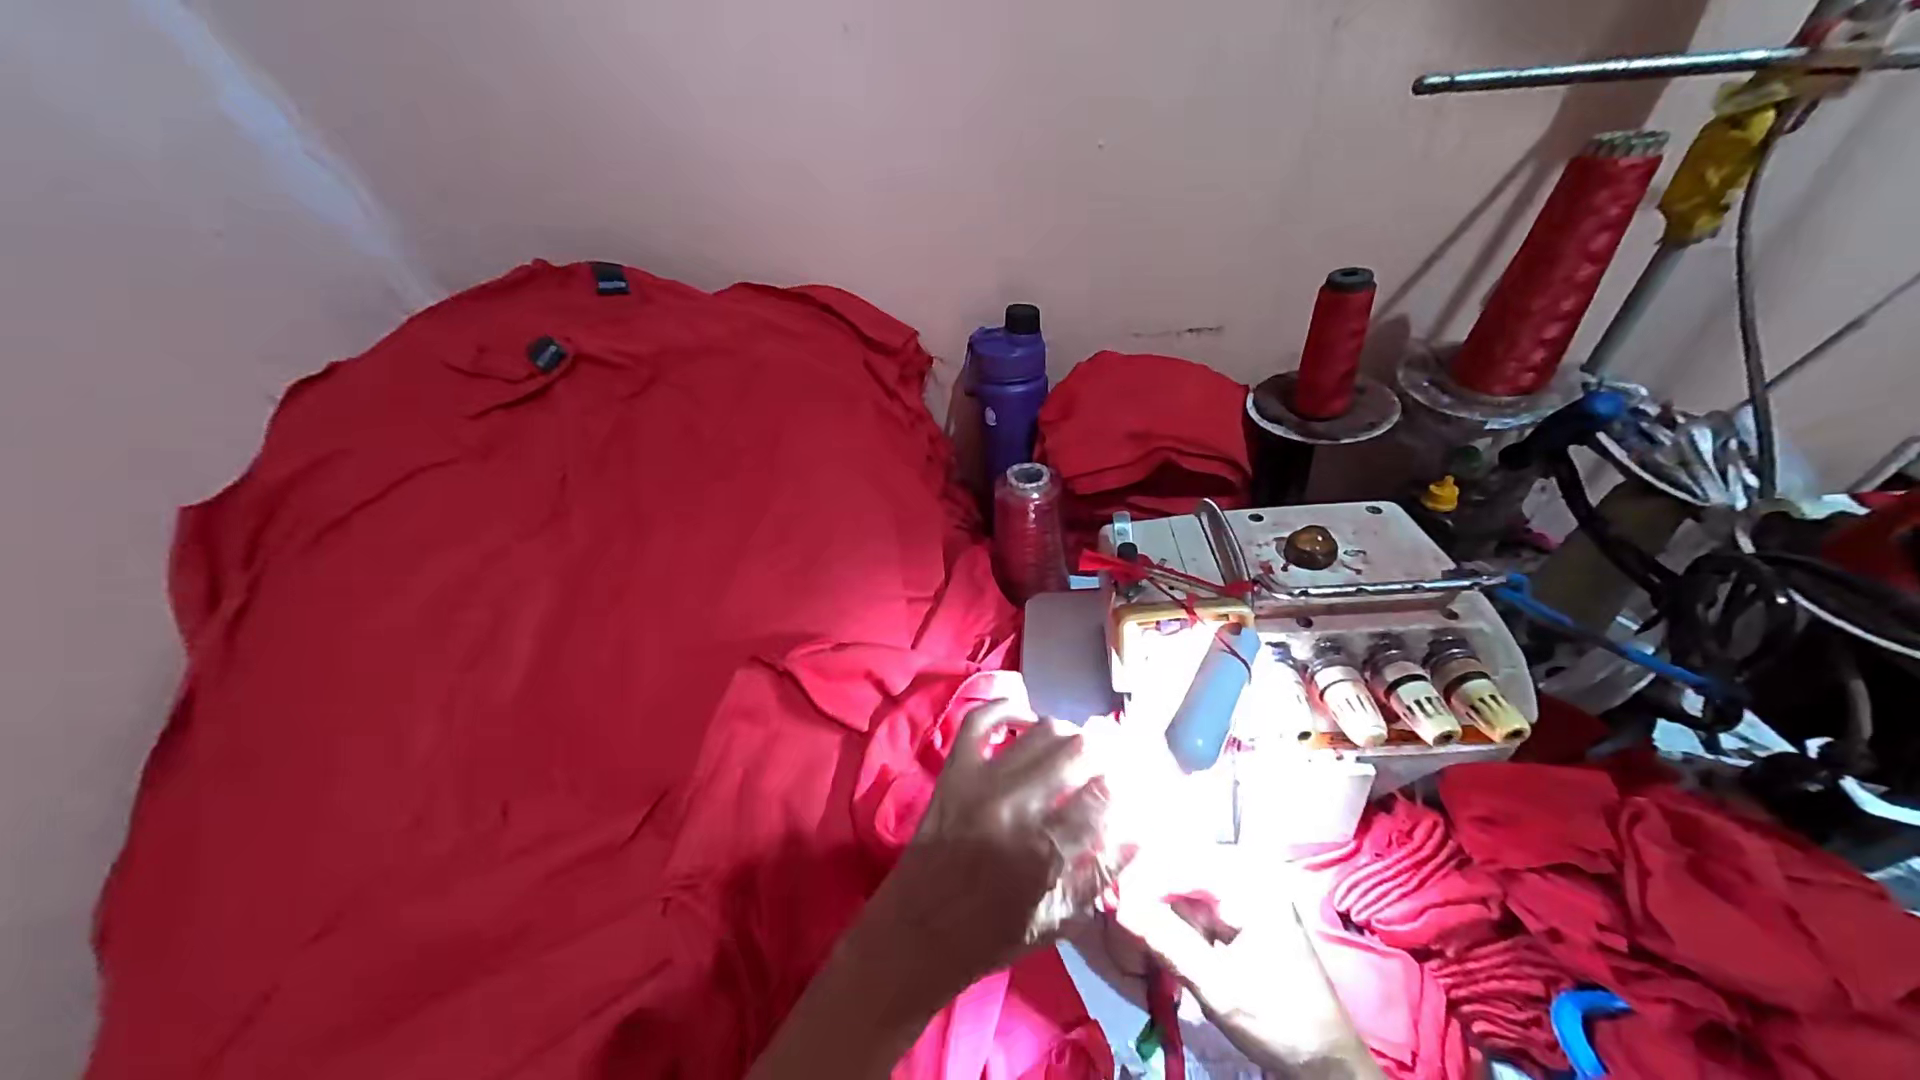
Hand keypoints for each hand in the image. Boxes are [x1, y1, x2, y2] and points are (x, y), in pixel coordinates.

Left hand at [859, 698, 1117, 1001]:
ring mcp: (981, 781)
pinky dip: (1007, 709)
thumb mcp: (1056, 921)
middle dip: (1099, 756)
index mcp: (1044, 851)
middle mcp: (1016, 805)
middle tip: (1103, 764)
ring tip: (1074, 745)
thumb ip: (1099, 876)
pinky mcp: (955, 769)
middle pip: (1075, 753)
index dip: (1119, 790)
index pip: (1100, 799)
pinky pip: (981, 720)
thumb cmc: (991, 934)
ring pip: (1040, 732)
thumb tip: (1136, 836)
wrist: (919, 929)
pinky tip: (1028, 717)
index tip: (1123, 788)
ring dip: (1066, 734)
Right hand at [1116, 870, 1384, 1079]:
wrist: (1326, 1061)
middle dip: (1143, 889)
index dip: (1140, 881)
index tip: (1110, 903)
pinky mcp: (1237, 910)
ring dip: (1153, 902)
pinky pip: (1191, 900)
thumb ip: (1168, 943)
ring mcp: (1243, 891)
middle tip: (1113, 911)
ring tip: (1127, 921)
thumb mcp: (1220, 989)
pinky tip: (1151, 930)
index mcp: (1251, 883)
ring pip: (1180, 882)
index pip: (1179, 863)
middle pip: (1177, 866)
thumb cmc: (1280, 1024)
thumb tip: (1120, 908)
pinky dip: (1169, 916)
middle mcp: (1247, 875)